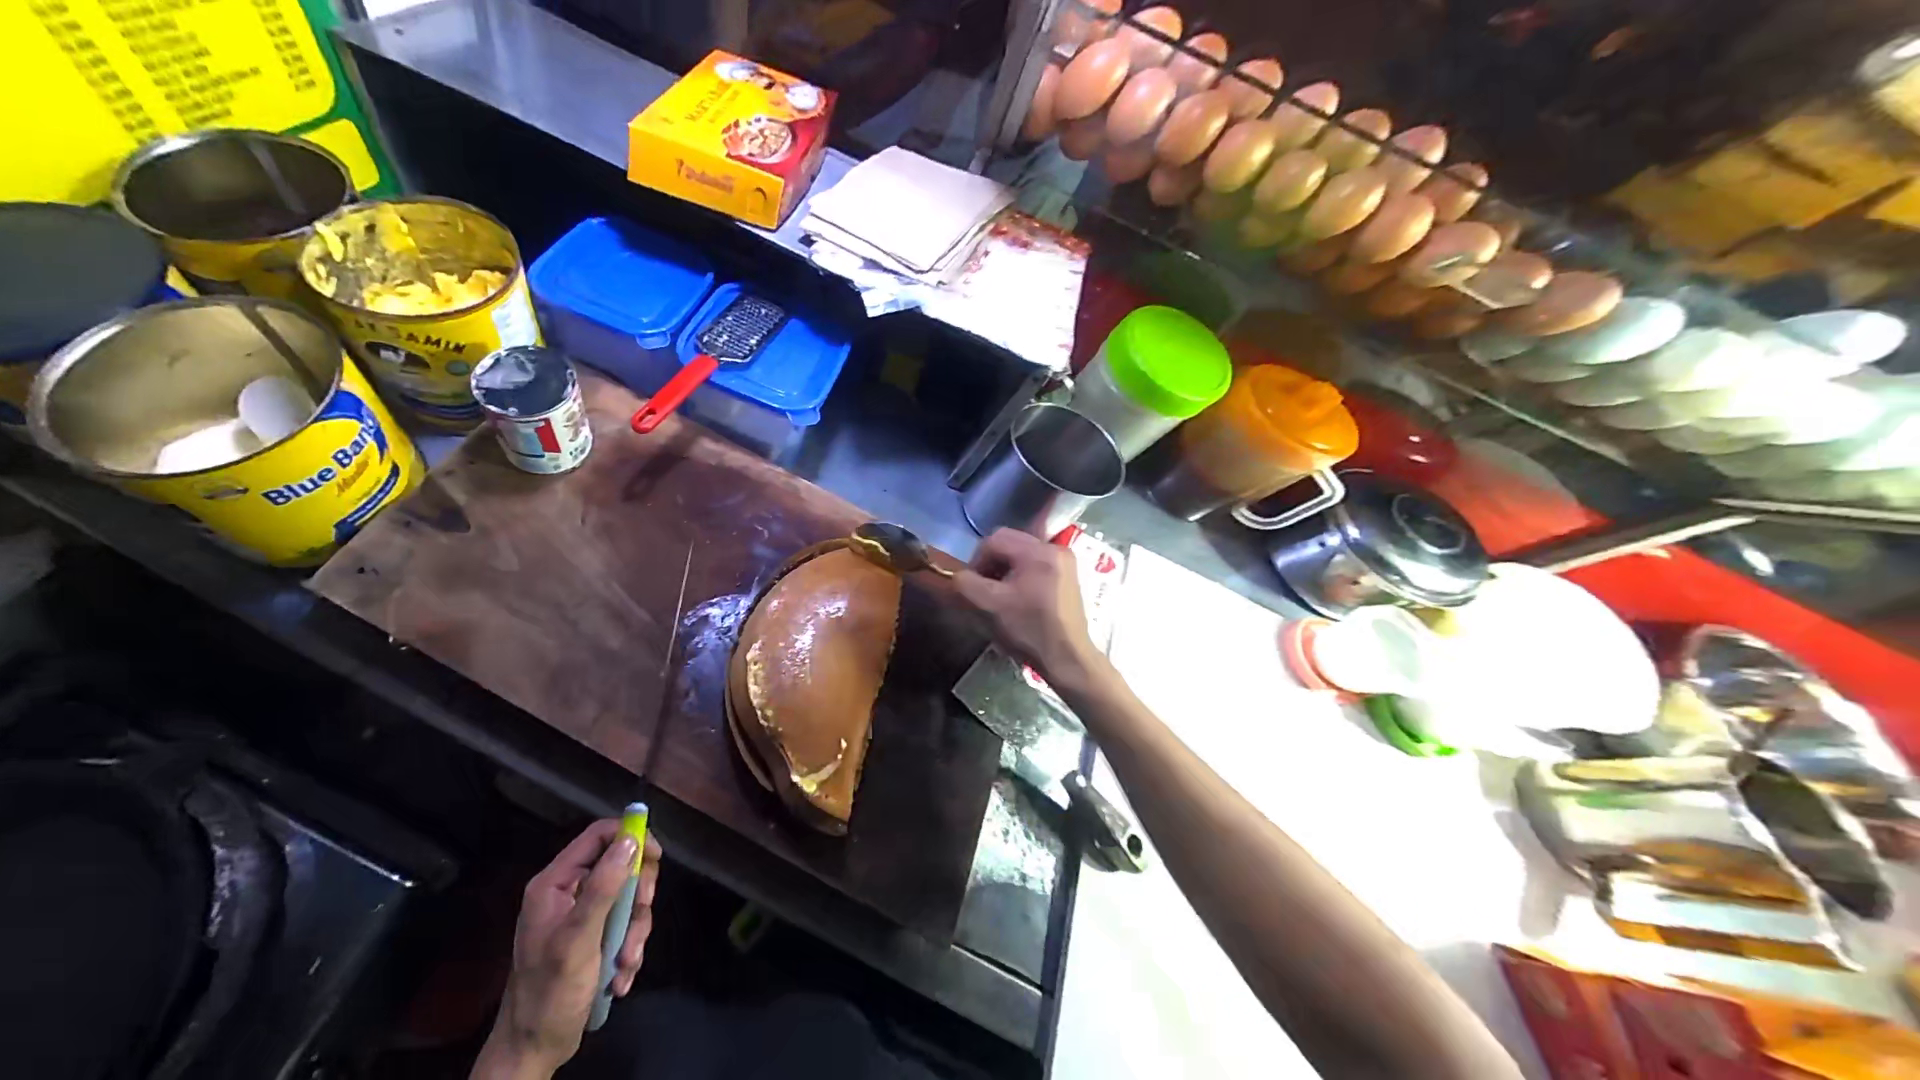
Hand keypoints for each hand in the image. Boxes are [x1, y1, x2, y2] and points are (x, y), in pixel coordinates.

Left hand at [474, 820, 663, 1079]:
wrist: (534, 1048)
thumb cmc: (549, 992)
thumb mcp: (578, 939)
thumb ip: (604, 887)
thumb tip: (630, 840)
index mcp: (555, 884)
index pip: (598, 836)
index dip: (630, 836)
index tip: (656, 856)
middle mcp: (569, 892)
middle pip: (621, 865)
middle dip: (637, 894)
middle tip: (641, 911)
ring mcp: (583, 915)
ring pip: (629, 899)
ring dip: (635, 930)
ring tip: (625, 961)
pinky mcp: (594, 937)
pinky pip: (626, 925)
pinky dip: (629, 948)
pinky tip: (620, 976)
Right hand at [953, 528, 1100, 686]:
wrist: (1068, 658)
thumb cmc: (1029, 630)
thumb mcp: (990, 606)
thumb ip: (966, 584)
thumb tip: (958, 575)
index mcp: (1038, 551)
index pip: (995, 539)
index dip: (977, 560)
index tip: (973, 585)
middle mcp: (1056, 548)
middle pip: (1011, 543)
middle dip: (992, 564)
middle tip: (985, 590)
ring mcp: (1066, 562)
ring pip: (1023, 553)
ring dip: (1006, 570)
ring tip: (1001, 595)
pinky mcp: (1069, 576)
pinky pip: (1037, 564)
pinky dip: (1022, 575)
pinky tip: (1019, 598)